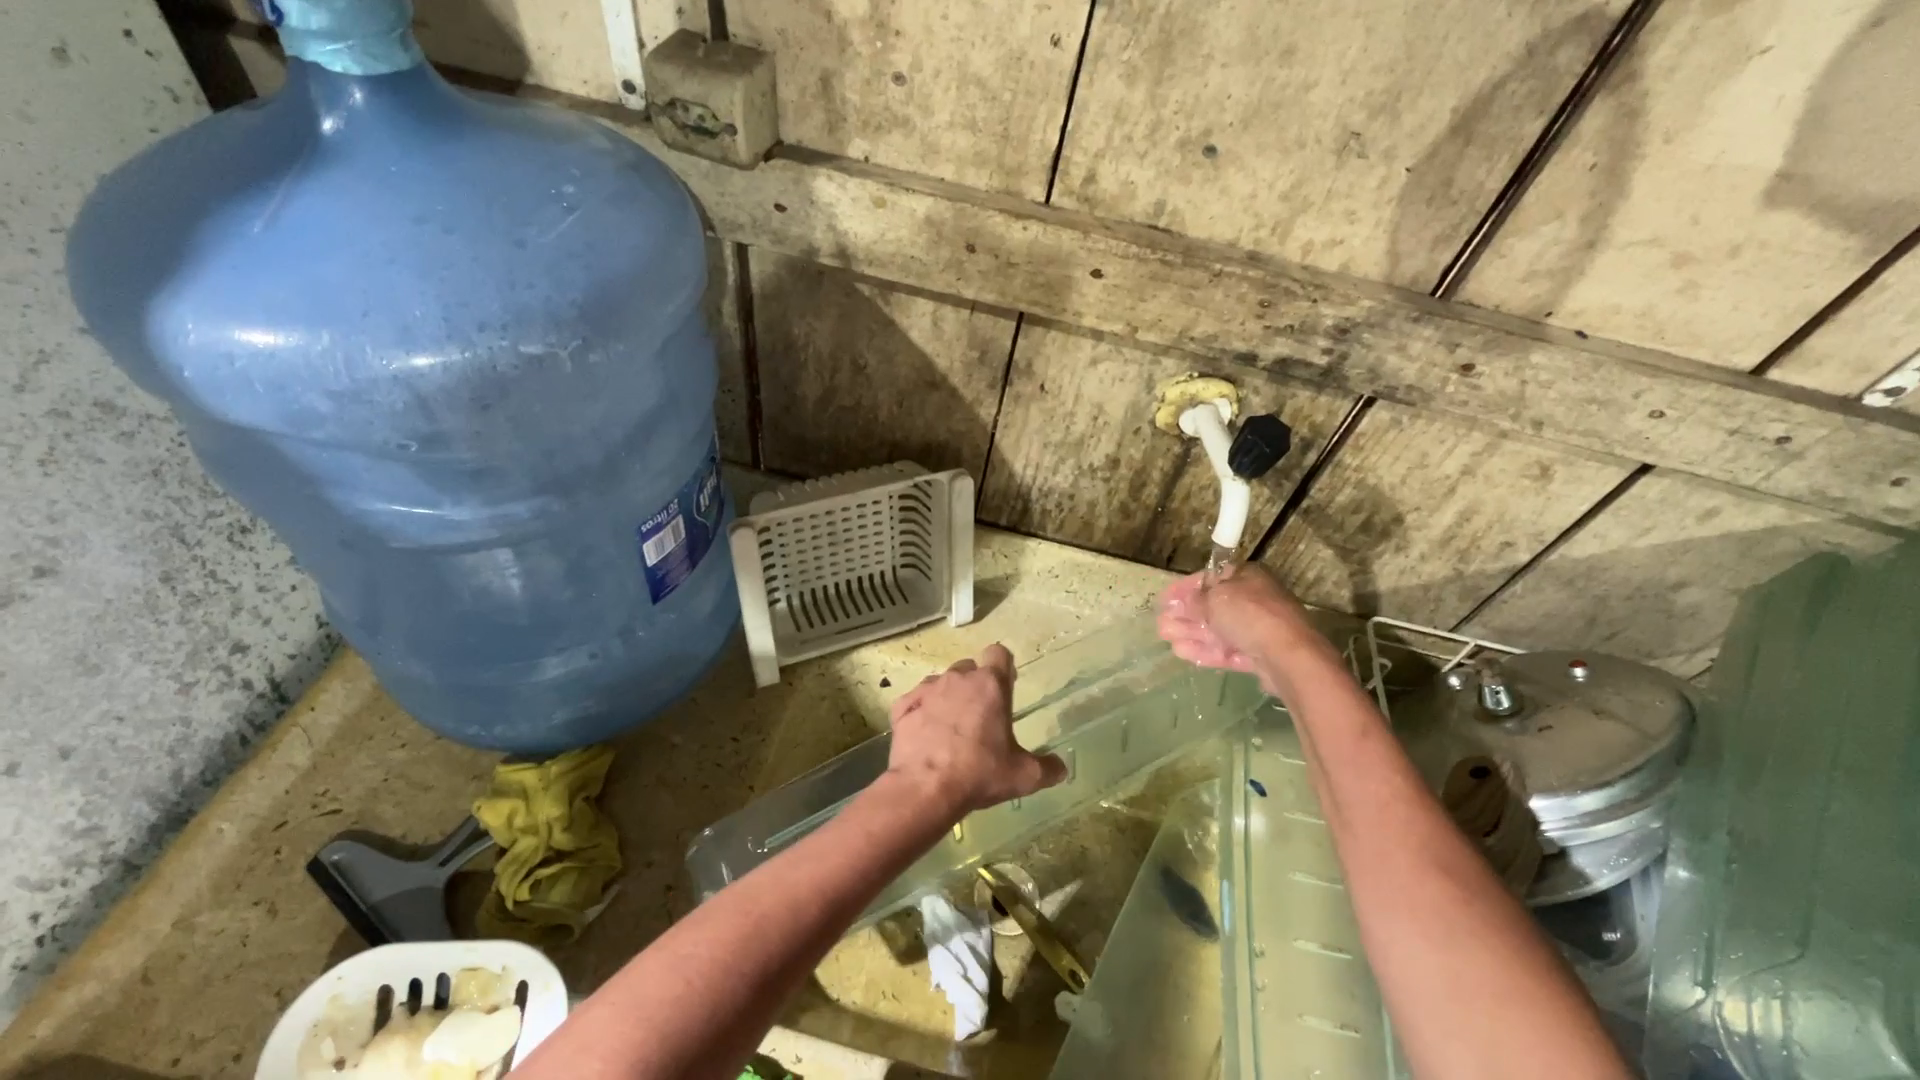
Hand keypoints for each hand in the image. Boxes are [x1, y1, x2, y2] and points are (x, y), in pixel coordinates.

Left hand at [886, 644, 1067, 818]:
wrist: (925, 789)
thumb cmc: (979, 774)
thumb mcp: (1023, 776)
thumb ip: (1047, 768)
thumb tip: (1061, 769)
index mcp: (990, 685)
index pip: (999, 653)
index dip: (1004, 667)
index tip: (1006, 687)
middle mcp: (957, 679)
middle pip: (969, 669)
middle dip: (976, 685)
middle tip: (981, 716)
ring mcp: (926, 691)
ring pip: (941, 683)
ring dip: (948, 698)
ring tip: (952, 729)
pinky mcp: (902, 707)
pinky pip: (915, 702)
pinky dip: (921, 713)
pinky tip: (925, 735)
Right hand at [1157, 564, 1315, 691]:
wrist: (1287, 654)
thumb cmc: (1249, 615)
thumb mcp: (1214, 600)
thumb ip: (1194, 601)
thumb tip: (1181, 601)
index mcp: (1246, 577)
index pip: (1211, 578)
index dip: (1185, 588)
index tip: (1165, 599)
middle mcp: (1253, 600)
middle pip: (1213, 606)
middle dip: (1185, 614)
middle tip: (1161, 622)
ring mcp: (1257, 629)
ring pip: (1218, 630)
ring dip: (1190, 632)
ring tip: (1166, 638)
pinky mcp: (1258, 655)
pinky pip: (1226, 650)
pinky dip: (1205, 650)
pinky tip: (1181, 652)